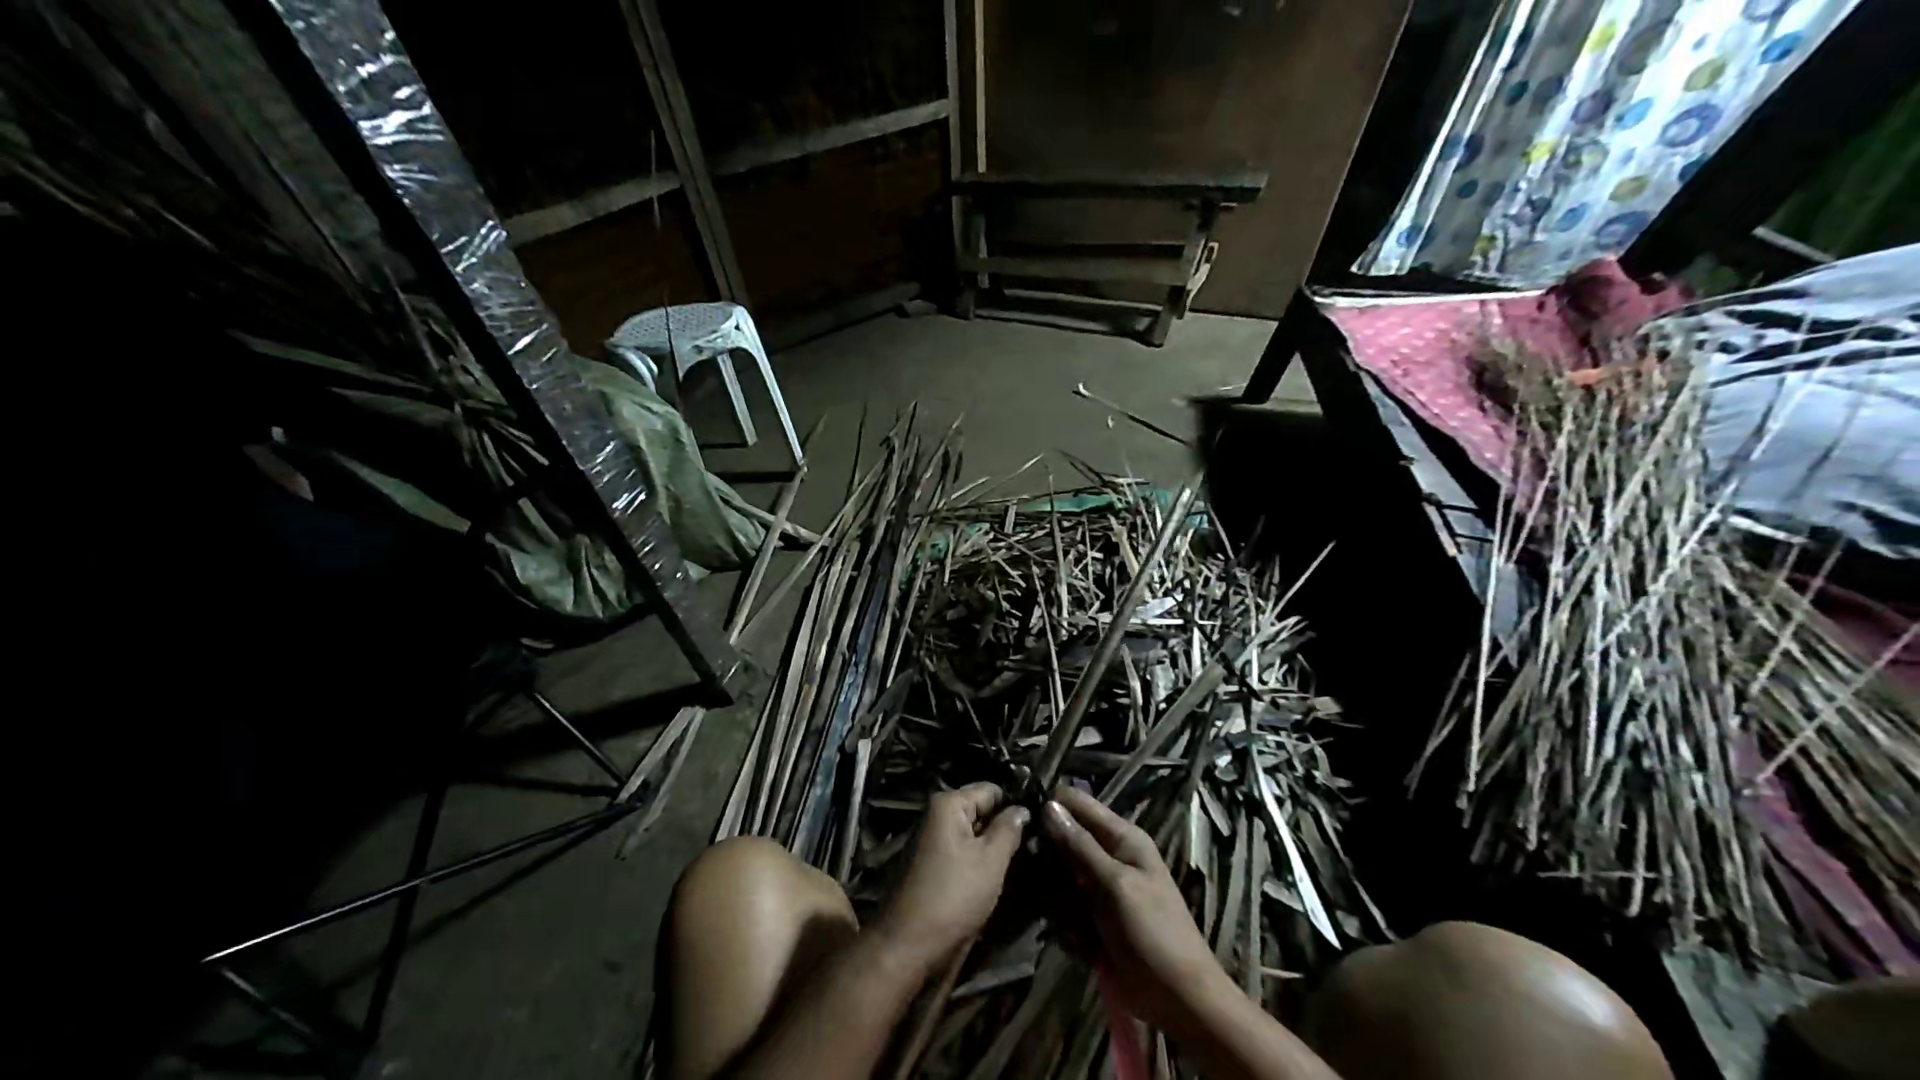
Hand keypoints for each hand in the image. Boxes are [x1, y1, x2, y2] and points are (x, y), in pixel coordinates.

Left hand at [873, 782, 1029, 970]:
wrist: (906, 945)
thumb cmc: (953, 896)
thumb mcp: (991, 861)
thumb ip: (1010, 829)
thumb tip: (1023, 809)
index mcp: (948, 804)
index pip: (992, 790)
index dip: (1016, 806)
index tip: (1040, 826)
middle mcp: (935, 815)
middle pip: (981, 811)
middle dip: (1005, 829)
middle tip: (1035, 849)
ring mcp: (930, 840)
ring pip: (972, 835)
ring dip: (993, 848)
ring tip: (1020, 865)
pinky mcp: (928, 864)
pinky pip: (961, 852)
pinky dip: (977, 862)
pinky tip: (994, 879)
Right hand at [1042, 786, 1234, 1036]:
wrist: (1179, 999)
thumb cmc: (1153, 933)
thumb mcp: (1116, 885)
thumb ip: (1080, 845)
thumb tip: (1049, 805)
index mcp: (1122, 838)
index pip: (1077, 803)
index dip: (1050, 806)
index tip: (1023, 820)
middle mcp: (1109, 857)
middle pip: (1062, 842)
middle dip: (1050, 866)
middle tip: (1049, 886)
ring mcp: (1099, 891)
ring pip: (1058, 880)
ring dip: (1061, 904)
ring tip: (1075, 926)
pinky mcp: (1092, 920)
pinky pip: (1064, 911)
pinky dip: (1068, 928)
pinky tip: (1082, 946)